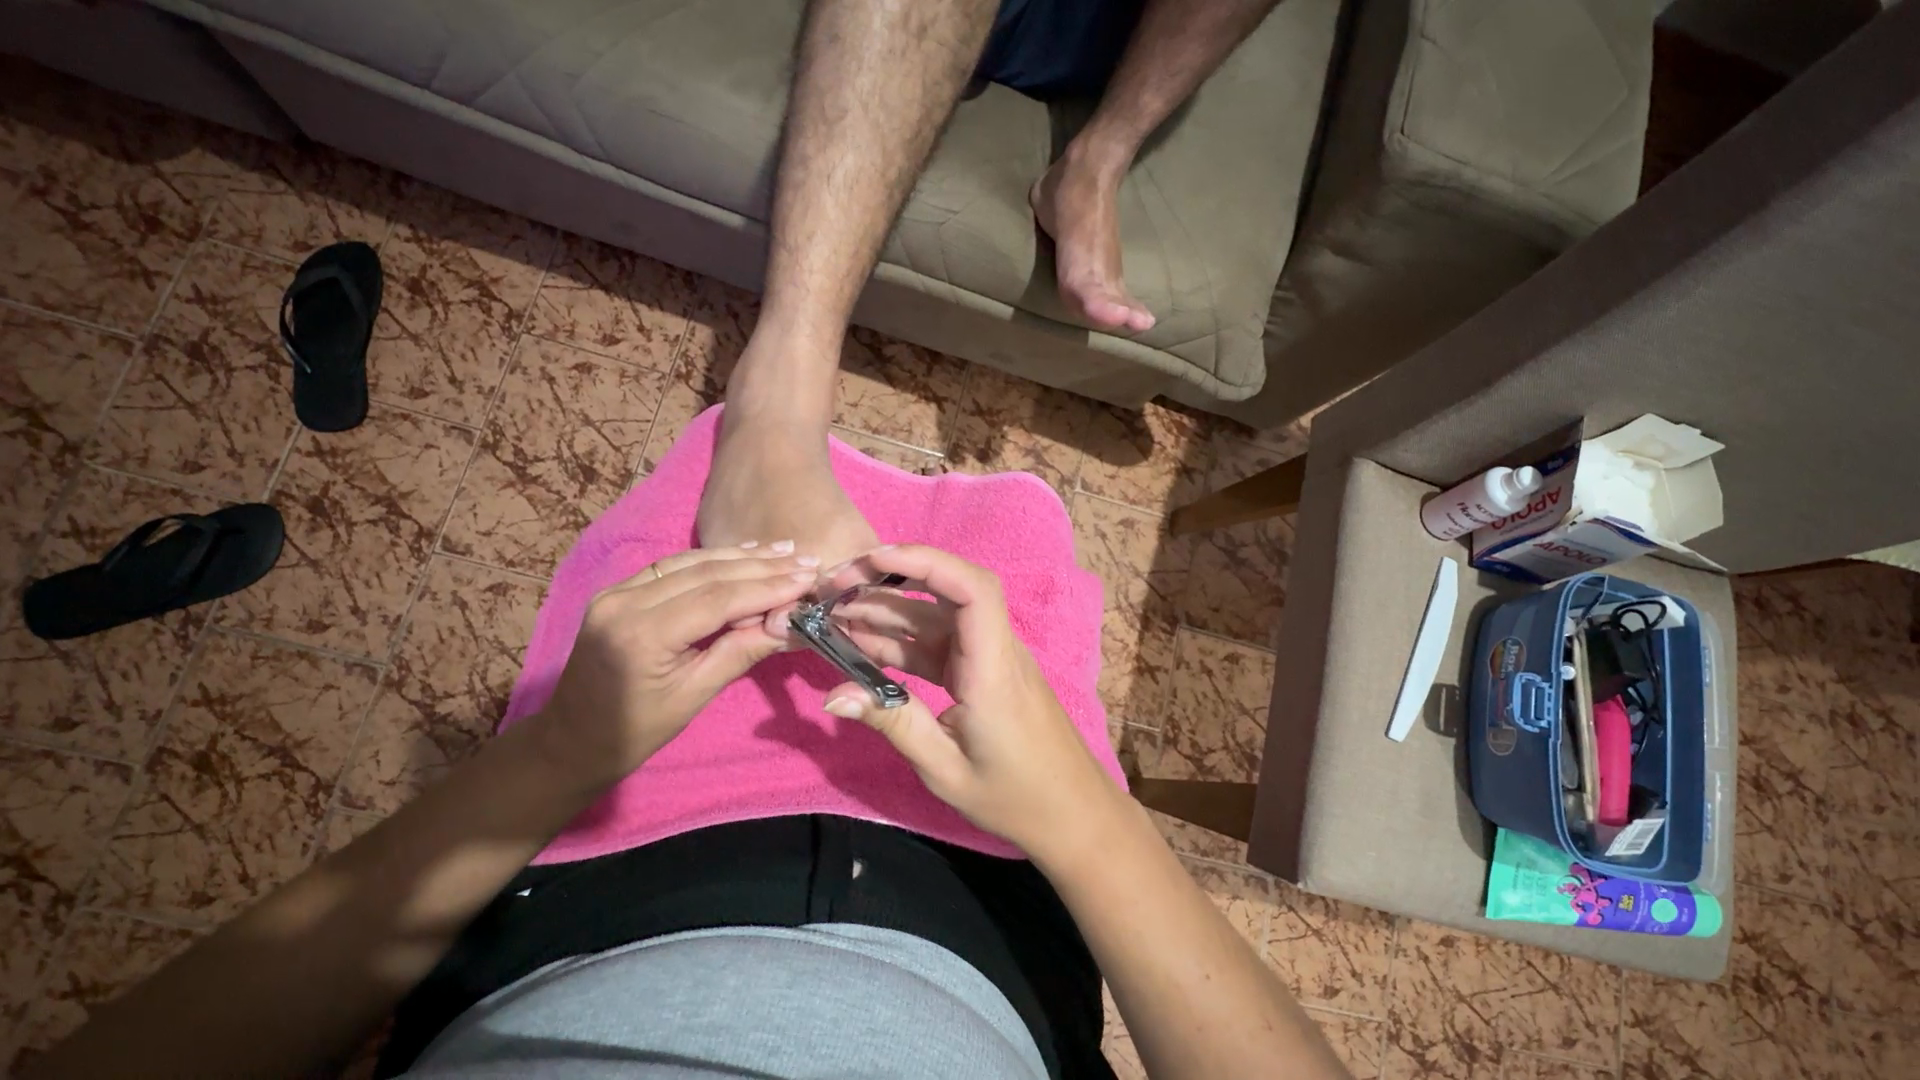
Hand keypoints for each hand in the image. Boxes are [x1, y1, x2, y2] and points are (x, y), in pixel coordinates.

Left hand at [530, 542, 820, 786]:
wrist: (570, 741)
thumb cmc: (635, 732)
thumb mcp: (694, 697)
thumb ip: (740, 652)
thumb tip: (790, 623)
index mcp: (642, 635)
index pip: (717, 598)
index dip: (767, 586)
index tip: (808, 577)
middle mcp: (626, 602)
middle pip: (705, 573)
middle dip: (760, 566)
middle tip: (807, 560)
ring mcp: (617, 592)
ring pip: (690, 563)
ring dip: (740, 557)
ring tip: (785, 550)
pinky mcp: (617, 591)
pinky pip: (672, 568)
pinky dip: (711, 561)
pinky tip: (743, 556)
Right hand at [805, 544, 1124, 859]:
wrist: (1071, 814)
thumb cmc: (1014, 796)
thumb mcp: (945, 769)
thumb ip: (893, 723)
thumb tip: (833, 693)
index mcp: (992, 669)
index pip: (972, 590)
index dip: (924, 562)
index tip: (873, 559)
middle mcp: (994, 651)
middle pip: (947, 592)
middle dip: (890, 580)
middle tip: (832, 587)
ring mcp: (989, 660)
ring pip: (935, 618)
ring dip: (887, 611)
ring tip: (833, 613)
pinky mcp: (982, 674)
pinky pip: (938, 645)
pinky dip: (900, 642)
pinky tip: (861, 645)